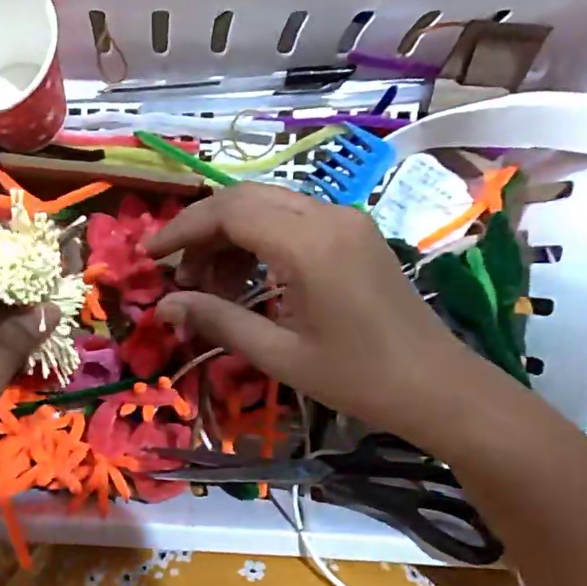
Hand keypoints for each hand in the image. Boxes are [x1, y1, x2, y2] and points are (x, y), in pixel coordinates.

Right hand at [146, 184, 490, 442]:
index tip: (151, 256)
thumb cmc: (357, 378)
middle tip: (181, 280)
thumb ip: (218, 320)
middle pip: (247, 200)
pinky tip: (249, 282)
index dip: (183, 229)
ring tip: (211, 289)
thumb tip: (164, 305)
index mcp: (310, 244)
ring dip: (232, 238)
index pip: (229, 211)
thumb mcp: (280, 354)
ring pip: (270, 206)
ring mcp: (347, 220)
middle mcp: (329, 215)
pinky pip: (295, 221)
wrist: (435, 386)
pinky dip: (262, 242)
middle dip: (205, 233)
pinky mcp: (356, 233)